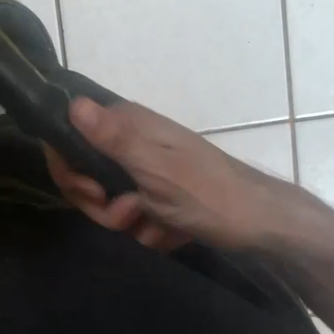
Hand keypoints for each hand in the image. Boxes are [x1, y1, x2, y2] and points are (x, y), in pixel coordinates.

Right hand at [45, 97, 319, 252]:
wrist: (264, 227)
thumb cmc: (210, 196)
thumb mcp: (155, 169)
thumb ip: (112, 138)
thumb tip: (73, 102)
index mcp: (128, 123)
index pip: (68, 136)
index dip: (70, 169)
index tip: (91, 193)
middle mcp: (132, 138)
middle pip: (84, 171)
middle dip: (99, 203)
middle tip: (126, 214)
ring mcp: (146, 166)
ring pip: (105, 197)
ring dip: (123, 219)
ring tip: (152, 224)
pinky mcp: (158, 191)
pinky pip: (131, 211)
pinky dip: (146, 226)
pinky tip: (167, 231)